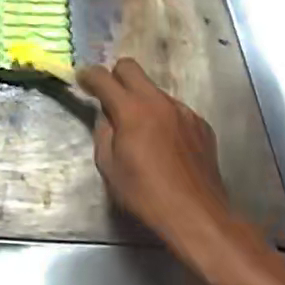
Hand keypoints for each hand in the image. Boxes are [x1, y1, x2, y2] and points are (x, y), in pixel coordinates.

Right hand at [77, 58, 230, 242]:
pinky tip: (167, 146)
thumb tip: (107, 118)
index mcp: (130, 109)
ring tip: (143, 132)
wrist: (198, 217)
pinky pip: (175, 110)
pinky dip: (164, 119)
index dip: (88, 76)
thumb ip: (103, 133)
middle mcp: (157, 101)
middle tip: (112, 100)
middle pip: (130, 67)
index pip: (102, 77)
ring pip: (154, 90)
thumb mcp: (109, 166)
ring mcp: (183, 111)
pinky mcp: (201, 124)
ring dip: (142, 101)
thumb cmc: (146, 195)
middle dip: (115, 77)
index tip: (83, 81)